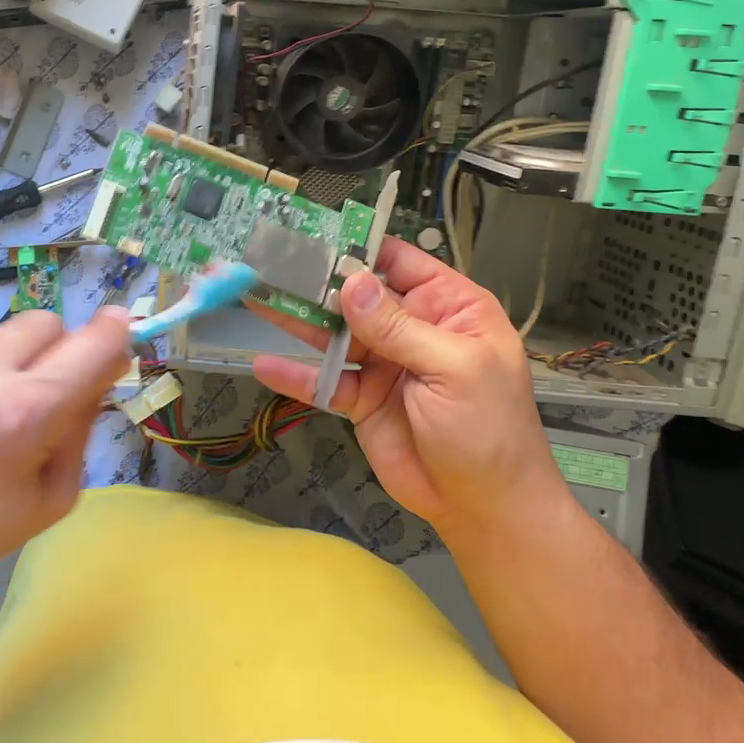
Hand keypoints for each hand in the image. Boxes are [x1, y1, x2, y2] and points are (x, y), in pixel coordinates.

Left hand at [0, 309, 131, 618]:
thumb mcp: (50, 498)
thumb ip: (82, 426)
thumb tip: (99, 370)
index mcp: (23, 414)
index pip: (91, 344)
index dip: (113, 334)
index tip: (119, 329)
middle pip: (44, 323)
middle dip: (53, 353)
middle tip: (35, 394)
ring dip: (1, 362)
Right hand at [251, 239, 566, 536]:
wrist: (485, 509)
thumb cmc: (489, 429)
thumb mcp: (454, 369)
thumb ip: (399, 327)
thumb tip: (353, 283)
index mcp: (447, 307)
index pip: (398, 262)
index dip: (358, 248)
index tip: (313, 234)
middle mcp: (411, 327)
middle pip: (356, 295)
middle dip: (315, 281)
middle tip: (269, 263)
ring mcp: (384, 363)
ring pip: (333, 333)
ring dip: (296, 320)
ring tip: (254, 298)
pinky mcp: (361, 399)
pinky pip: (324, 380)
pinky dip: (295, 375)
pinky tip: (264, 365)